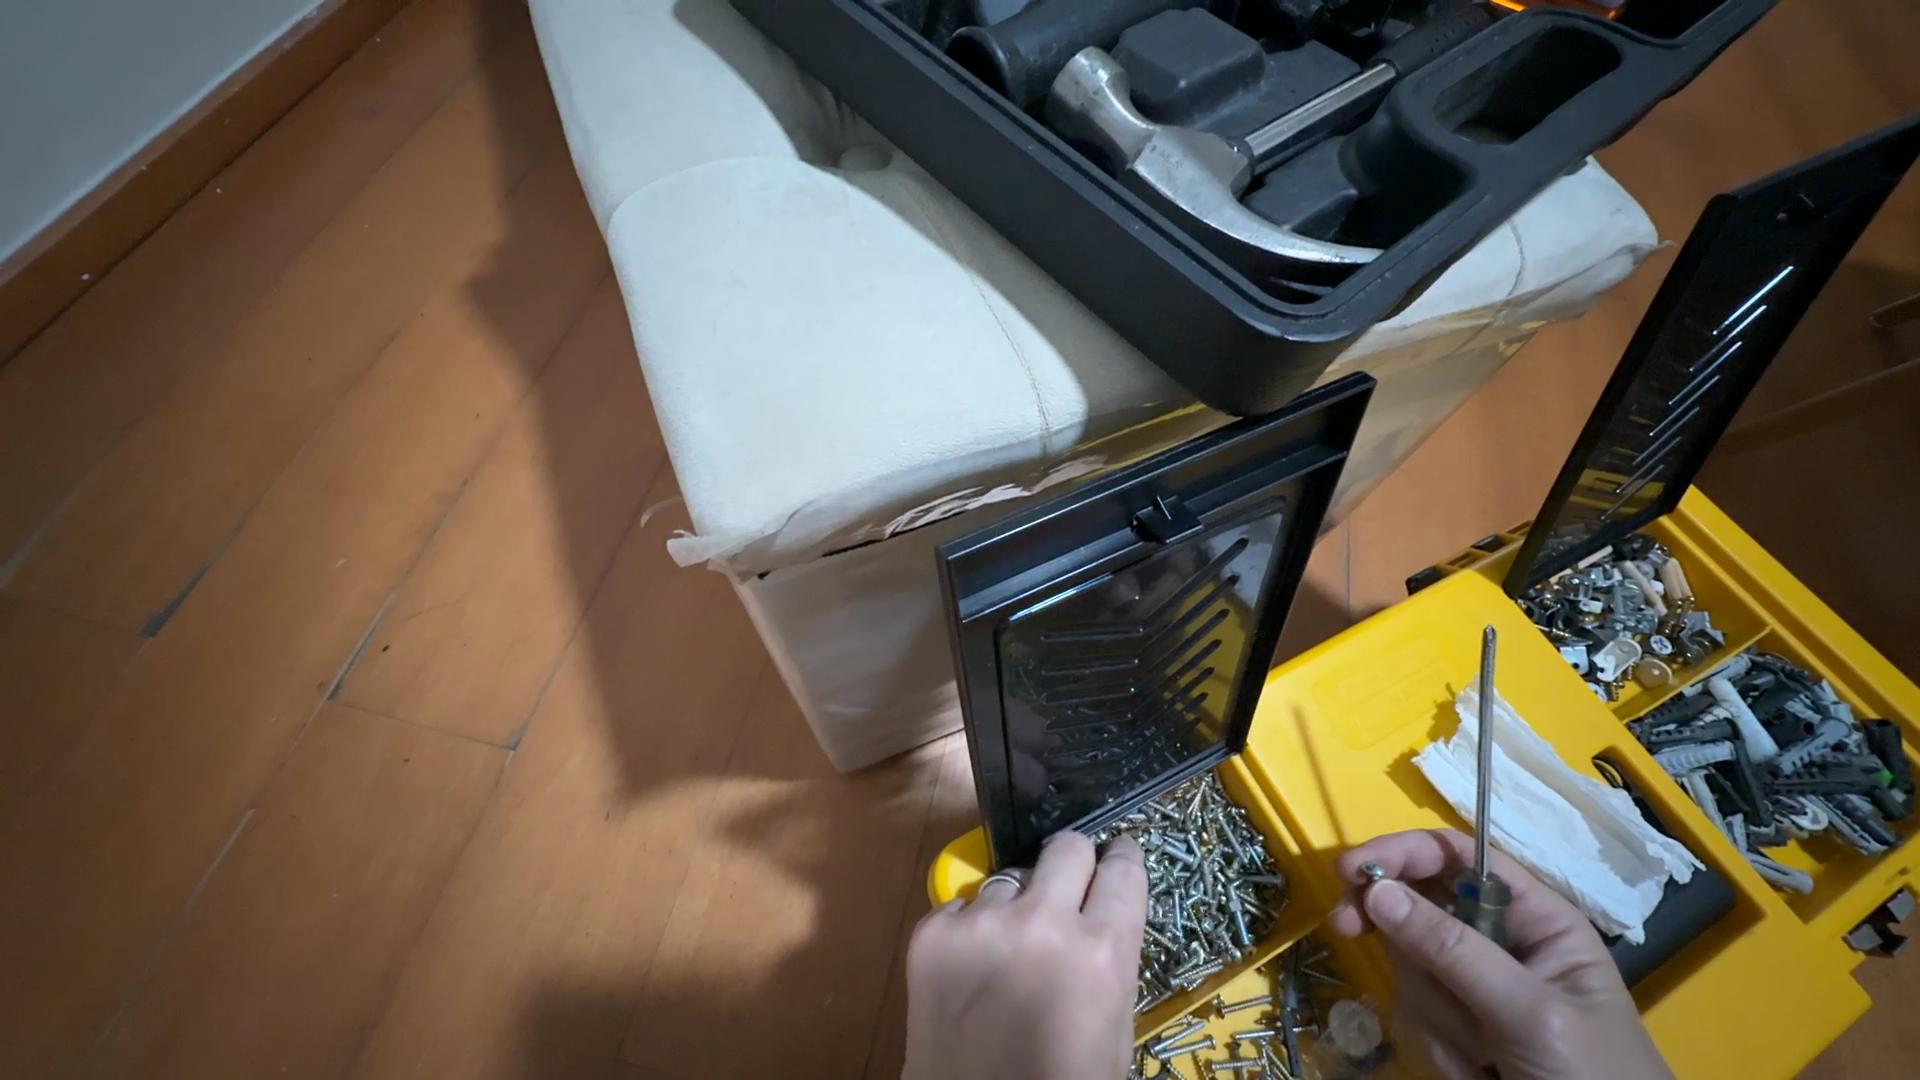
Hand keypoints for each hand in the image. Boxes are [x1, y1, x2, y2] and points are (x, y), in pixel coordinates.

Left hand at [902, 832, 1147, 1079]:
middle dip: (1072, 862)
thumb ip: (1110, 959)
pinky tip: (970, 968)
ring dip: (1016, 902)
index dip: (1123, 859)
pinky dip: (971, 928)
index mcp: (1101, 952)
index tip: (1117, 855)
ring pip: (1010, 876)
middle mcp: (1043, 922)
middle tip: (1066, 886)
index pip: (1123, 868)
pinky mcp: (932, 931)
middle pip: (1066, 846)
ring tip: (1009, 946)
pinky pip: (964, 904)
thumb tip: (1102, 905)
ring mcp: (982, 922)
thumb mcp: (1113, 1030)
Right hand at [1325, 829, 1672, 1079]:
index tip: (1350, 870)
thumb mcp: (1530, 1015)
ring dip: (1432, 1008)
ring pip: (1410, 958)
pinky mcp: (1457, 1020)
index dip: (1400, 851)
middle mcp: (1499, 938)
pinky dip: (1435, 1040)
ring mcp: (1474, 981)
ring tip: (1478, 1055)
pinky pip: (1414, 1004)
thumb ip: (1454, 951)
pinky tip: (1471, 1069)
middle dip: (1396, 931)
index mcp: (1534, 918)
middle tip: (1345, 928)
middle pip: (1417, 901)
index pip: (1455, 855)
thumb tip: (1376, 889)